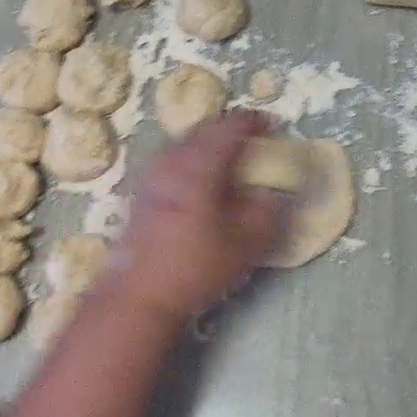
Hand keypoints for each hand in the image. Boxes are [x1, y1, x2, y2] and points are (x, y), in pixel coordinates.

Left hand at [109, 112, 285, 321]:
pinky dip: (189, 163)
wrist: (139, 295)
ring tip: (227, 161)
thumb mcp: (246, 244)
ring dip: (207, 146)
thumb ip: (267, 211)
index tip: (272, 126)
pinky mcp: (140, 195)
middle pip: (202, 130)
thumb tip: (277, 191)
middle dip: (229, 131)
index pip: (229, 127)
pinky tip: (198, 184)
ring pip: (183, 146)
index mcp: (199, 166)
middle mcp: (171, 162)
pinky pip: (170, 163)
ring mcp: (151, 177)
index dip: (253, 122)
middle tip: (252, 142)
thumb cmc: (196, 268)